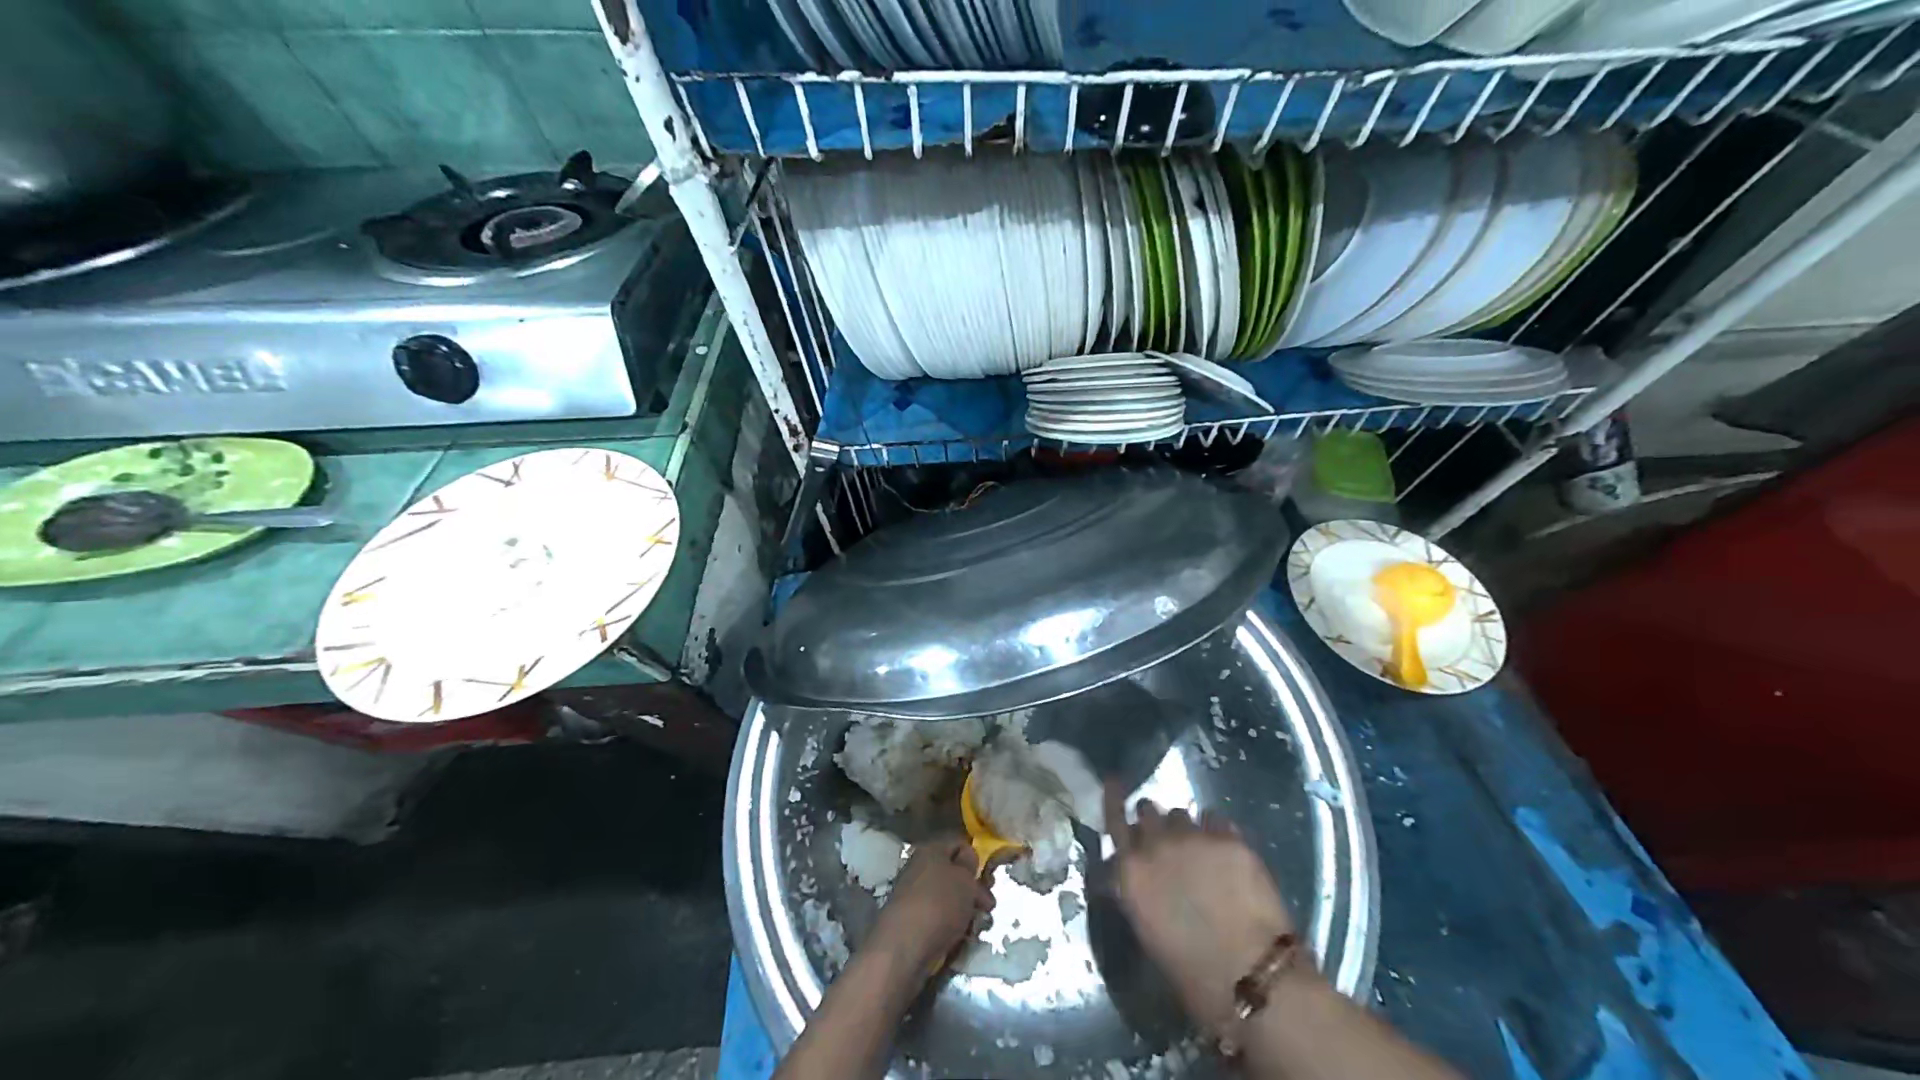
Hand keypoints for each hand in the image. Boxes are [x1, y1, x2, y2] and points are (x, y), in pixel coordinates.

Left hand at [868, 837, 994, 975]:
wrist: (904, 947)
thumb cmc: (939, 904)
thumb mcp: (964, 878)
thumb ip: (970, 865)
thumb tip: (967, 860)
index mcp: (931, 850)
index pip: (959, 844)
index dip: (976, 859)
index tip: (989, 879)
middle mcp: (919, 868)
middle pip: (954, 874)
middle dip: (973, 890)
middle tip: (987, 906)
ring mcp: (913, 895)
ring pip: (948, 898)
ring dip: (965, 911)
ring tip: (977, 926)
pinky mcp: (911, 921)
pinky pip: (939, 917)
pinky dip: (951, 926)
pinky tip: (961, 938)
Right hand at [1106, 790, 1301, 1033]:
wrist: (1250, 976)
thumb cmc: (1191, 971)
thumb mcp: (1146, 928)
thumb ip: (1138, 888)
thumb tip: (1142, 871)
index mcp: (1130, 872)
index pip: (1113, 819)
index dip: (1113, 797)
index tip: (1115, 780)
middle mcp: (1156, 845)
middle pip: (1148, 811)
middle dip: (1154, 821)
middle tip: (1166, 838)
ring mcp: (1193, 837)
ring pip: (1181, 813)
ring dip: (1184, 827)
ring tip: (1198, 847)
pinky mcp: (1230, 839)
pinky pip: (1215, 819)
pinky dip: (1215, 830)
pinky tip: (1225, 849)